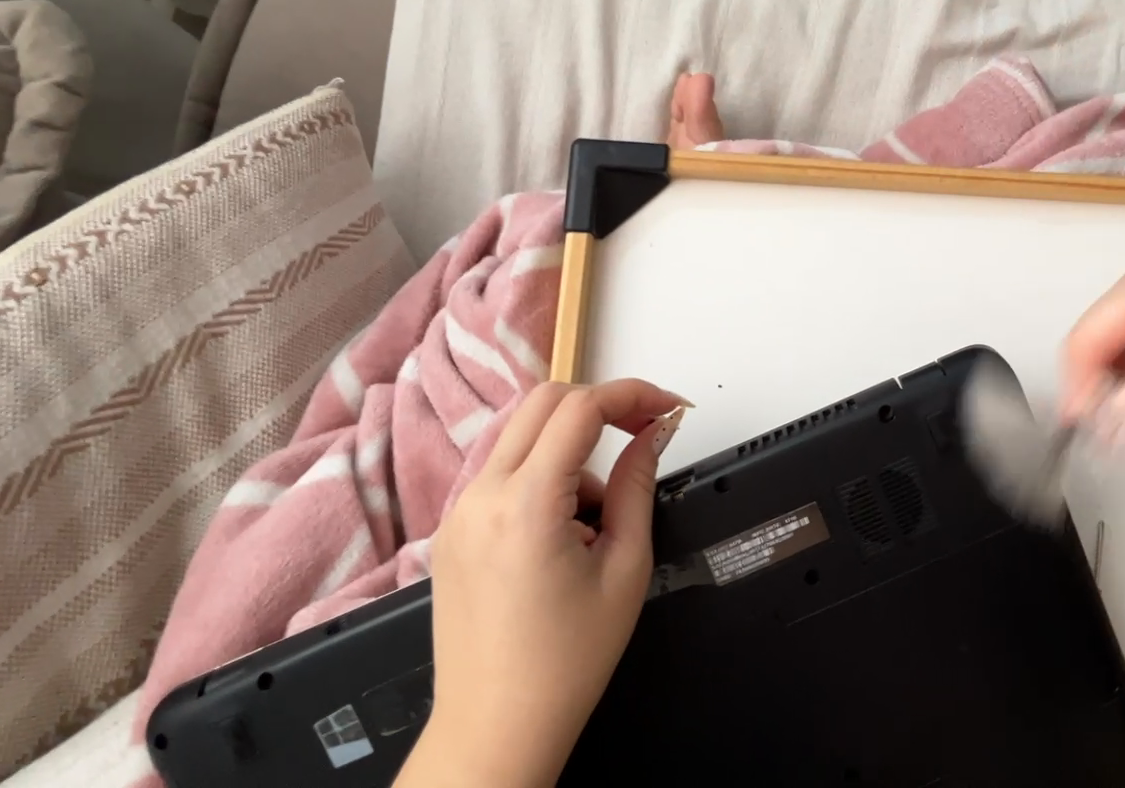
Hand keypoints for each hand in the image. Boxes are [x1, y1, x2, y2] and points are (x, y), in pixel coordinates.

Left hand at [398, 380, 686, 787]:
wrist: (495, 730)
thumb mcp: (624, 567)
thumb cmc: (565, 663)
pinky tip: (565, 532)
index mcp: (524, 504)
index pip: (581, 409)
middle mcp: (481, 496)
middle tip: (644, 430)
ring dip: (573, 448)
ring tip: (599, 519)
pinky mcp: (454, 530)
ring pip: (525, 436)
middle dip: (602, 404)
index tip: (669, 409)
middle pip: (544, 401)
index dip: (633, 395)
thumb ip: (637, 485)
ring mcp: (459, 512)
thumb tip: (655, 433)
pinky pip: (505, 472)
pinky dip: (545, 476)